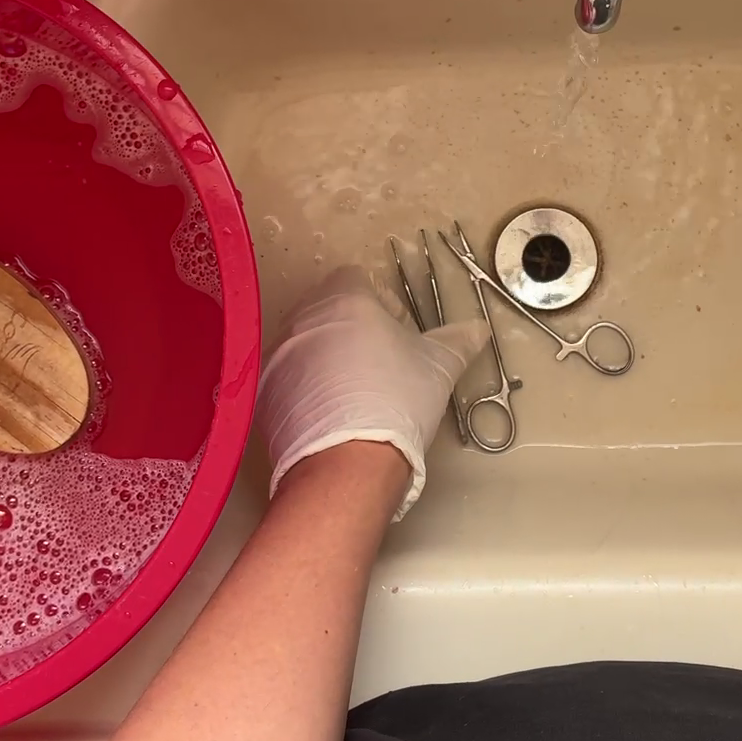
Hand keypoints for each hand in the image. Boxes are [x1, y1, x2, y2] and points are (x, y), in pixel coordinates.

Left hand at [257, 266, 489, 519]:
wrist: (346, 461)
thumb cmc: (397, 398)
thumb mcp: (439, 367)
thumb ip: (458, 341)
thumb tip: (478, 329)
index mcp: (345, 298)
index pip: (357, 278)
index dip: (380, 301)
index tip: (396, 331)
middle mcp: (304, 316)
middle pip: (328, 307)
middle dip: (351, 327)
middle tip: (378, 362)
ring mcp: (277, 352)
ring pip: (305, 341)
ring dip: (326, 356)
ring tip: (353, 393)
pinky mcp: (263, 389)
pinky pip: (287, 376)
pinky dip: (305, 386)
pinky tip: (329, 414)